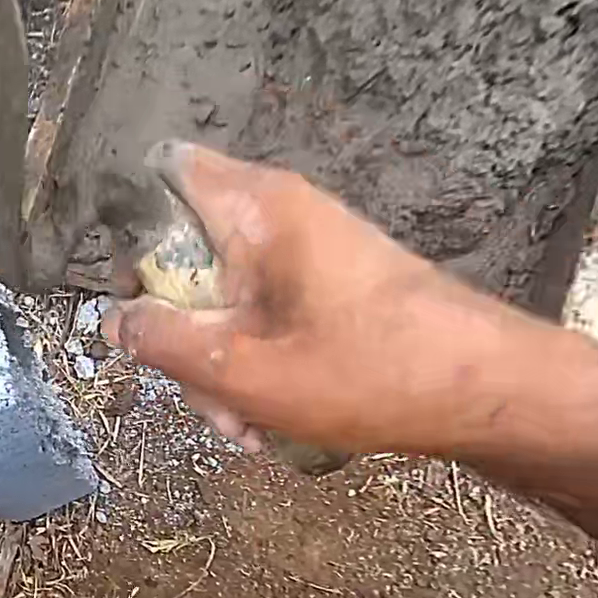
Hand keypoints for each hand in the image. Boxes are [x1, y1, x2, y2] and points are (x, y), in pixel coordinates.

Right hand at [105, 142, 560, 455]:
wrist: (484, 393)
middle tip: (196, 387)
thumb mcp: (238, 367)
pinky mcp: (316, 287)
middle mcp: (274, 217)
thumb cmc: (363, 373)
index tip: (134, 301)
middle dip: (175, 329)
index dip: (131, 234)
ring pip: (215, 299)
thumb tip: (112, 320)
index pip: (162, 177)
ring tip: (241, 421)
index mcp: (255, 210)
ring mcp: (298, 254)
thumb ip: (159, 339)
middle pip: (182, 255)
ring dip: (211, 364)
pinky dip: (245, 365)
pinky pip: (253, 317)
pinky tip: (263, 413)